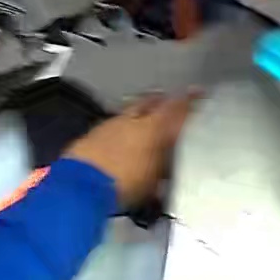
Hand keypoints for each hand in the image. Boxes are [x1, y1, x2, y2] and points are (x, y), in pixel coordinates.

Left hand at [63, 94, 195, 209]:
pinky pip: (113, 123)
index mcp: (154, 128)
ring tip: (145, 120)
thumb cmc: (125, 185)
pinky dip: (121, 127)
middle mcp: (132, 120)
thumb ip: (162, 167)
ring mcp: (110, 123)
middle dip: (161, 101)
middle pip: (151, 102)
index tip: (198, 93)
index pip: (177, 108)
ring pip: (130, 111)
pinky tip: (120, 136)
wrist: (81, 186)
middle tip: (168, 102)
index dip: (190, 100)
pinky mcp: (92, 132)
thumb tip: (167, 164)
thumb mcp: (154, 182)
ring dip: (139, 113)